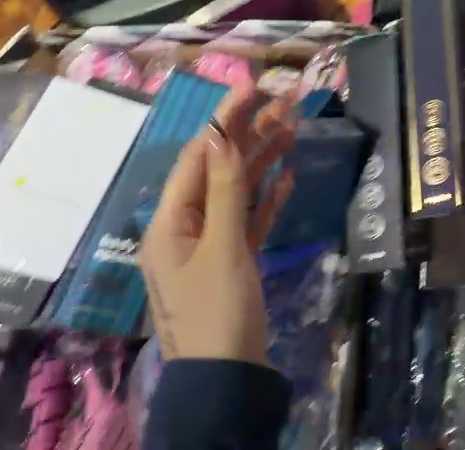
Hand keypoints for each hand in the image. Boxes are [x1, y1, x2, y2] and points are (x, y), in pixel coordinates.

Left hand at [141, 85, 295, 363]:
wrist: (227, 377)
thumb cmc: (219, 310)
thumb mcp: (222, 248)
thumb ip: (225, 190)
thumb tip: (222, 136)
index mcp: (170, 223)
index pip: (198, 157)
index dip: (224, 120)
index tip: (252, 87)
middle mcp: (186, 227)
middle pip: (219, 168)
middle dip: (250, 133)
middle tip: (287, 99)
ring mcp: (210, 244)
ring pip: (237, 188)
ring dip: (264, 157)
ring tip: (294, 124)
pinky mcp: (233, 260)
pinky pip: (249, 217)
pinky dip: (267, 195)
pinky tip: (288, 174)